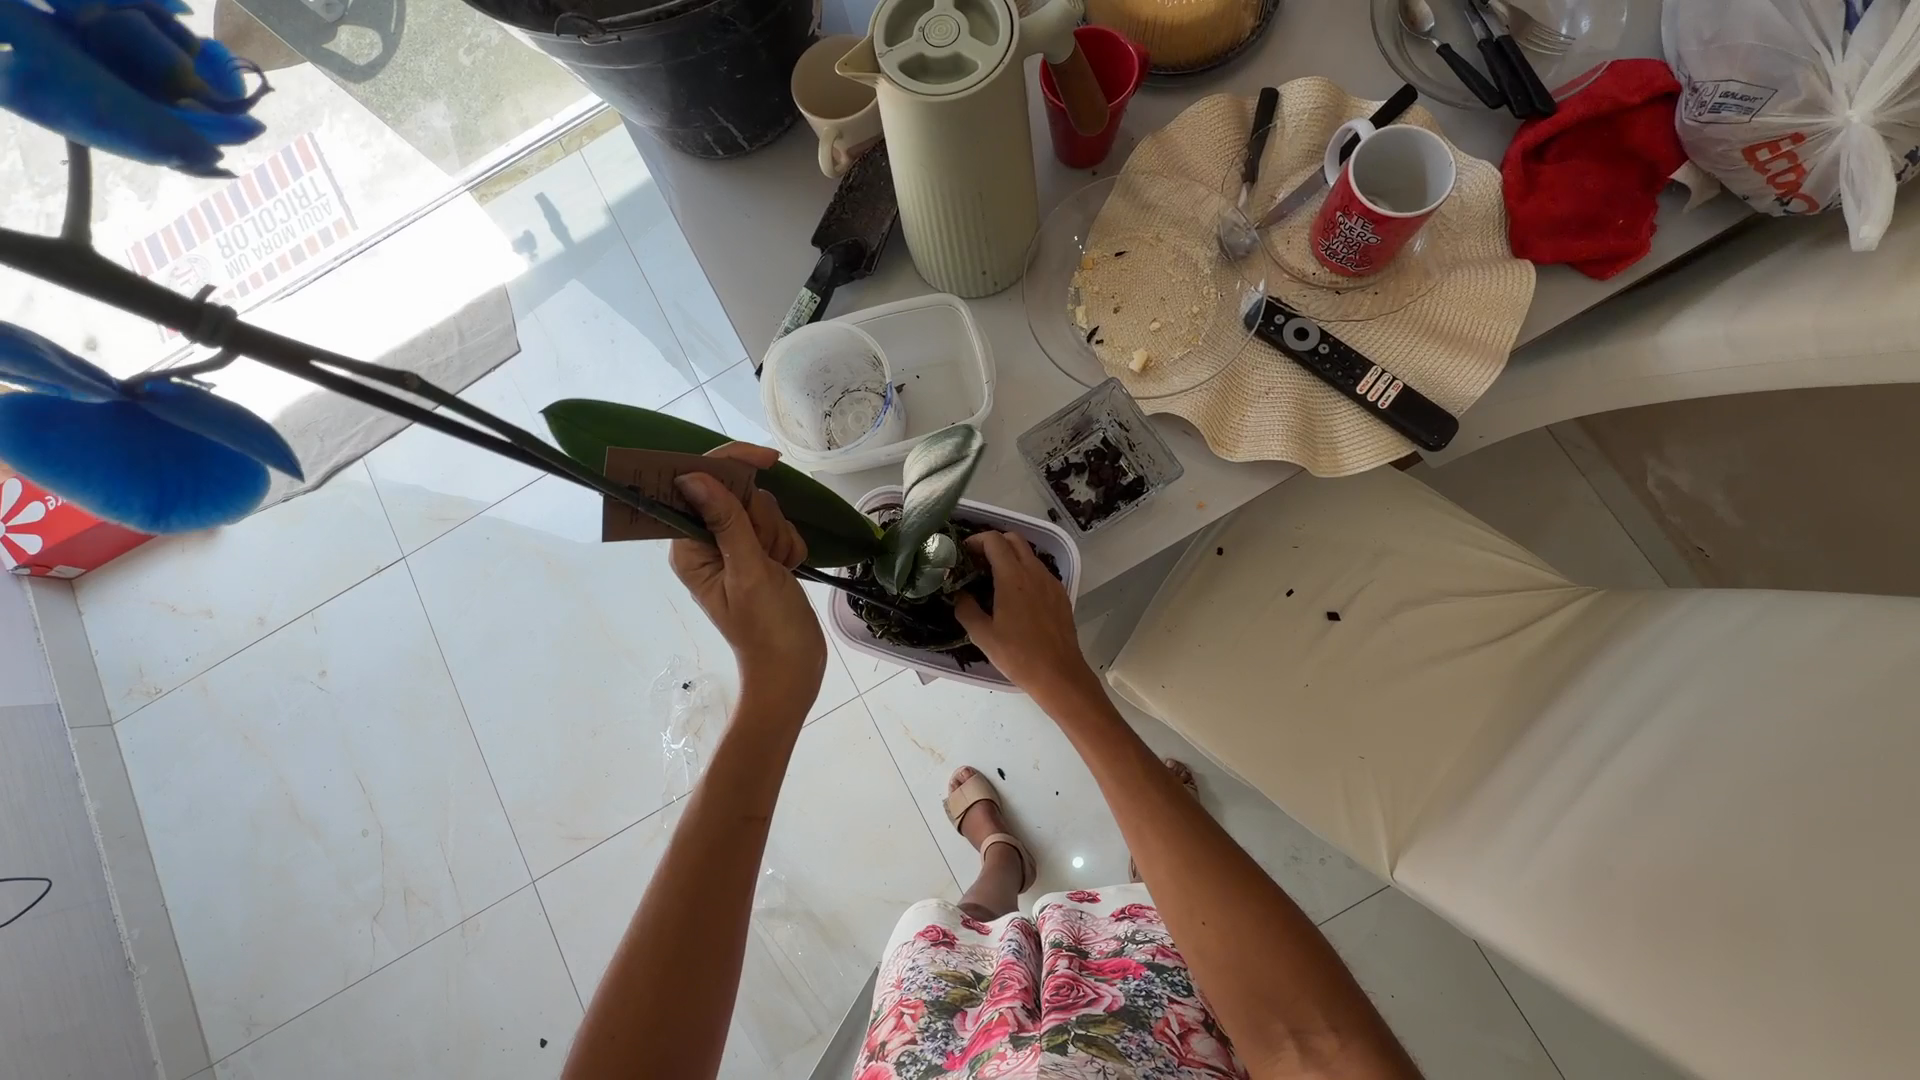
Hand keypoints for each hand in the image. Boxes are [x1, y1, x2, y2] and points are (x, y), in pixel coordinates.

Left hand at [670, 443, 825, 704]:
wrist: (795, 668)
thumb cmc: (768, 629)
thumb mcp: (749, 572)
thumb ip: (726, 521)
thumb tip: (692, 477)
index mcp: (690, 547)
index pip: (700, 484)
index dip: (731, 464)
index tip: (768, 459)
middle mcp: (706, 543)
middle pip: (738, 493)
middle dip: (763, 519)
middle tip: (767, 555)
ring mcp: (734, 549)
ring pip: (763, 510)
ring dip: (779, 536)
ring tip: (778, 570)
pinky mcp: (759, 555)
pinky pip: (779, 528)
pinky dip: (789, 546)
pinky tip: (788, 571)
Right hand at [954, 531, 1099, 706]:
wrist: (1059, 674)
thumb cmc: (1018, 656)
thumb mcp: (983, 635)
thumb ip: (966, 609)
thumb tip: (960, 594)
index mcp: (1013, 577)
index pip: (994, 540)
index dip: (976, 541)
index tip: (964, 555)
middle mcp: (1034, 572)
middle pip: (1014, 539)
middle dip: (993, 543)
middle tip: (977, 562)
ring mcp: (1051, 581)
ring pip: (1028, 554)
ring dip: (1009, 557)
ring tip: (993, 579)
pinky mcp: (1060, 594)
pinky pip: (1039, 571)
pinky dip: (1024, 571)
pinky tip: (1015, 595)